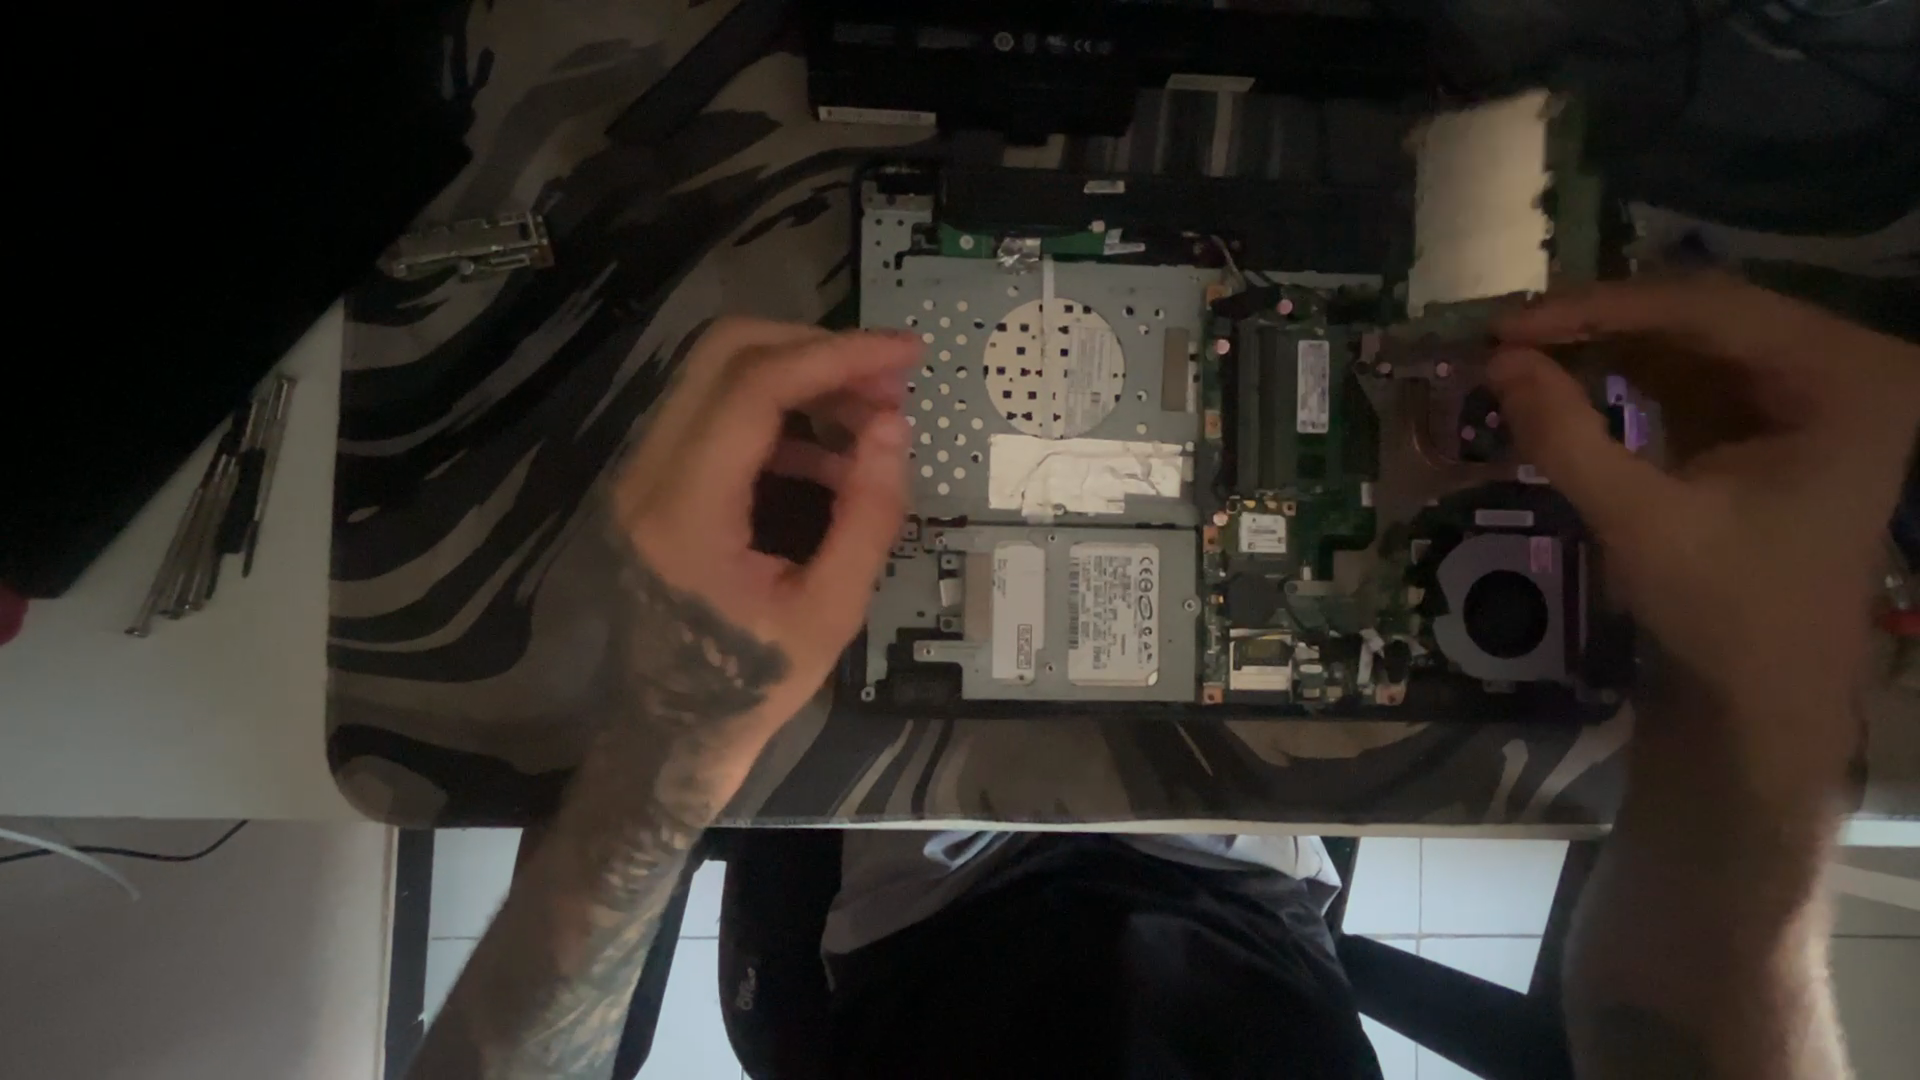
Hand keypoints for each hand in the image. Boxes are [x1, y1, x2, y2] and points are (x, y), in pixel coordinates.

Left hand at [611, 317, 915, 737]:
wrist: (675, 729)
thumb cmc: (754, 683)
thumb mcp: (831, 612)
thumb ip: (867, 516)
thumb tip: (894, 425)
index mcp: (687, 511)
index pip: (755, 388)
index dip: (837, 356)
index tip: (906, 354)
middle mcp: (649, 474)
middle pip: (725, 354)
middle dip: (818, 351)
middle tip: (888, 382)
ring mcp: (644, 474)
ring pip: (719, 374)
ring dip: (803, 379)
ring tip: (872, 419)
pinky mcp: (657, 482)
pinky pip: (720, 415)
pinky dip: (783, 416)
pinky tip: (832, 458)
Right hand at [1489, 275, 1919, 779]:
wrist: (1762, 684)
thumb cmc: (1721, 606)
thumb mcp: (1635, 519)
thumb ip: (1564, 435)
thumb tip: (1495, 361)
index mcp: (1848, 380)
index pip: (1708, 310)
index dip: (1595, 309)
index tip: (1503, 328)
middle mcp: (1839, 367)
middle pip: (1698, 313)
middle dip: (1592, 321)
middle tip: (1500, 337)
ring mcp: (1801, 391)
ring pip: (1681, 338)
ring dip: (1595, 343)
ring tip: (1513, 354)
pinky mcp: (1758, 418)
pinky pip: (1675, 373)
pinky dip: (1610, 373)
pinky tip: (1554, 378)